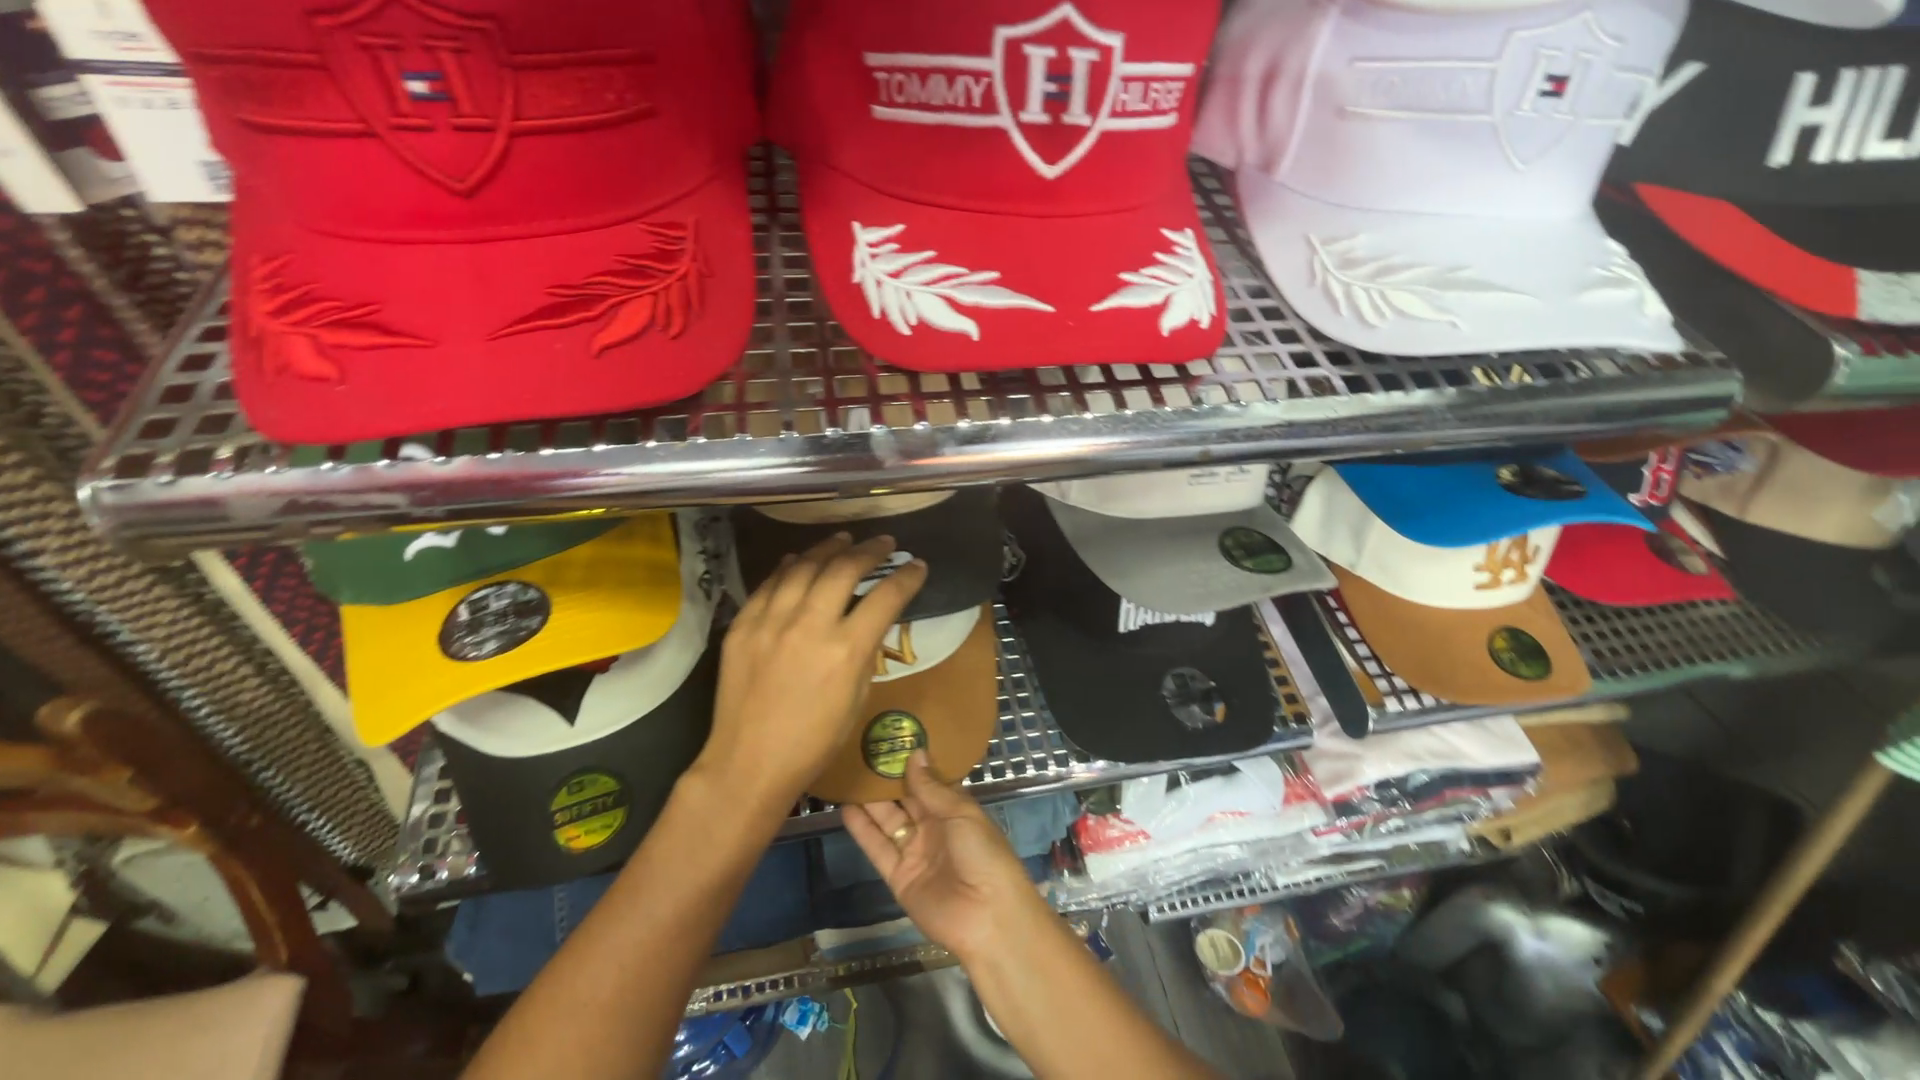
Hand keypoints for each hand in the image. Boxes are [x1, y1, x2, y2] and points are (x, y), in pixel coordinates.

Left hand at [694, 532, 926, 811]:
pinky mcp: (742, 625)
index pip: (885, 597)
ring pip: (802, 567)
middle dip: (868, 551)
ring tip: (842, 539)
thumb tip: (871, 621)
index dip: (907, 577)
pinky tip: (797, 560)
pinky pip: (769, 585)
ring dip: (826, 549)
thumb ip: (864, 652)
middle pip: (842, 569)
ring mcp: (770, 622)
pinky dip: (787, 568)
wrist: (750, 762)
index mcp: (845, 651)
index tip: (918, 565)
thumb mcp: (856, 699)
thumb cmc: (814, 742)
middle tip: (883, 542)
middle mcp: (809, 626)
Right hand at [845, 751, 1047, 959]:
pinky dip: (862, 830)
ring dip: (870, 801)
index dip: (911, 764)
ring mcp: (915, 853)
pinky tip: (845, 808)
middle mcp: (934, 829)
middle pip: (905, 800)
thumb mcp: (962, 815)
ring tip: (846, 774)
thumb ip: (933, 788)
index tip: (890, 739)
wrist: (987, 917)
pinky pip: (878, 848)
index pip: (929, 782)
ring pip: (888, 821)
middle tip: (860, 751)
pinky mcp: (898, 876)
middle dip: (886, 779)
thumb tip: (915, 753)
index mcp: (956, 811)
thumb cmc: (984, 856)